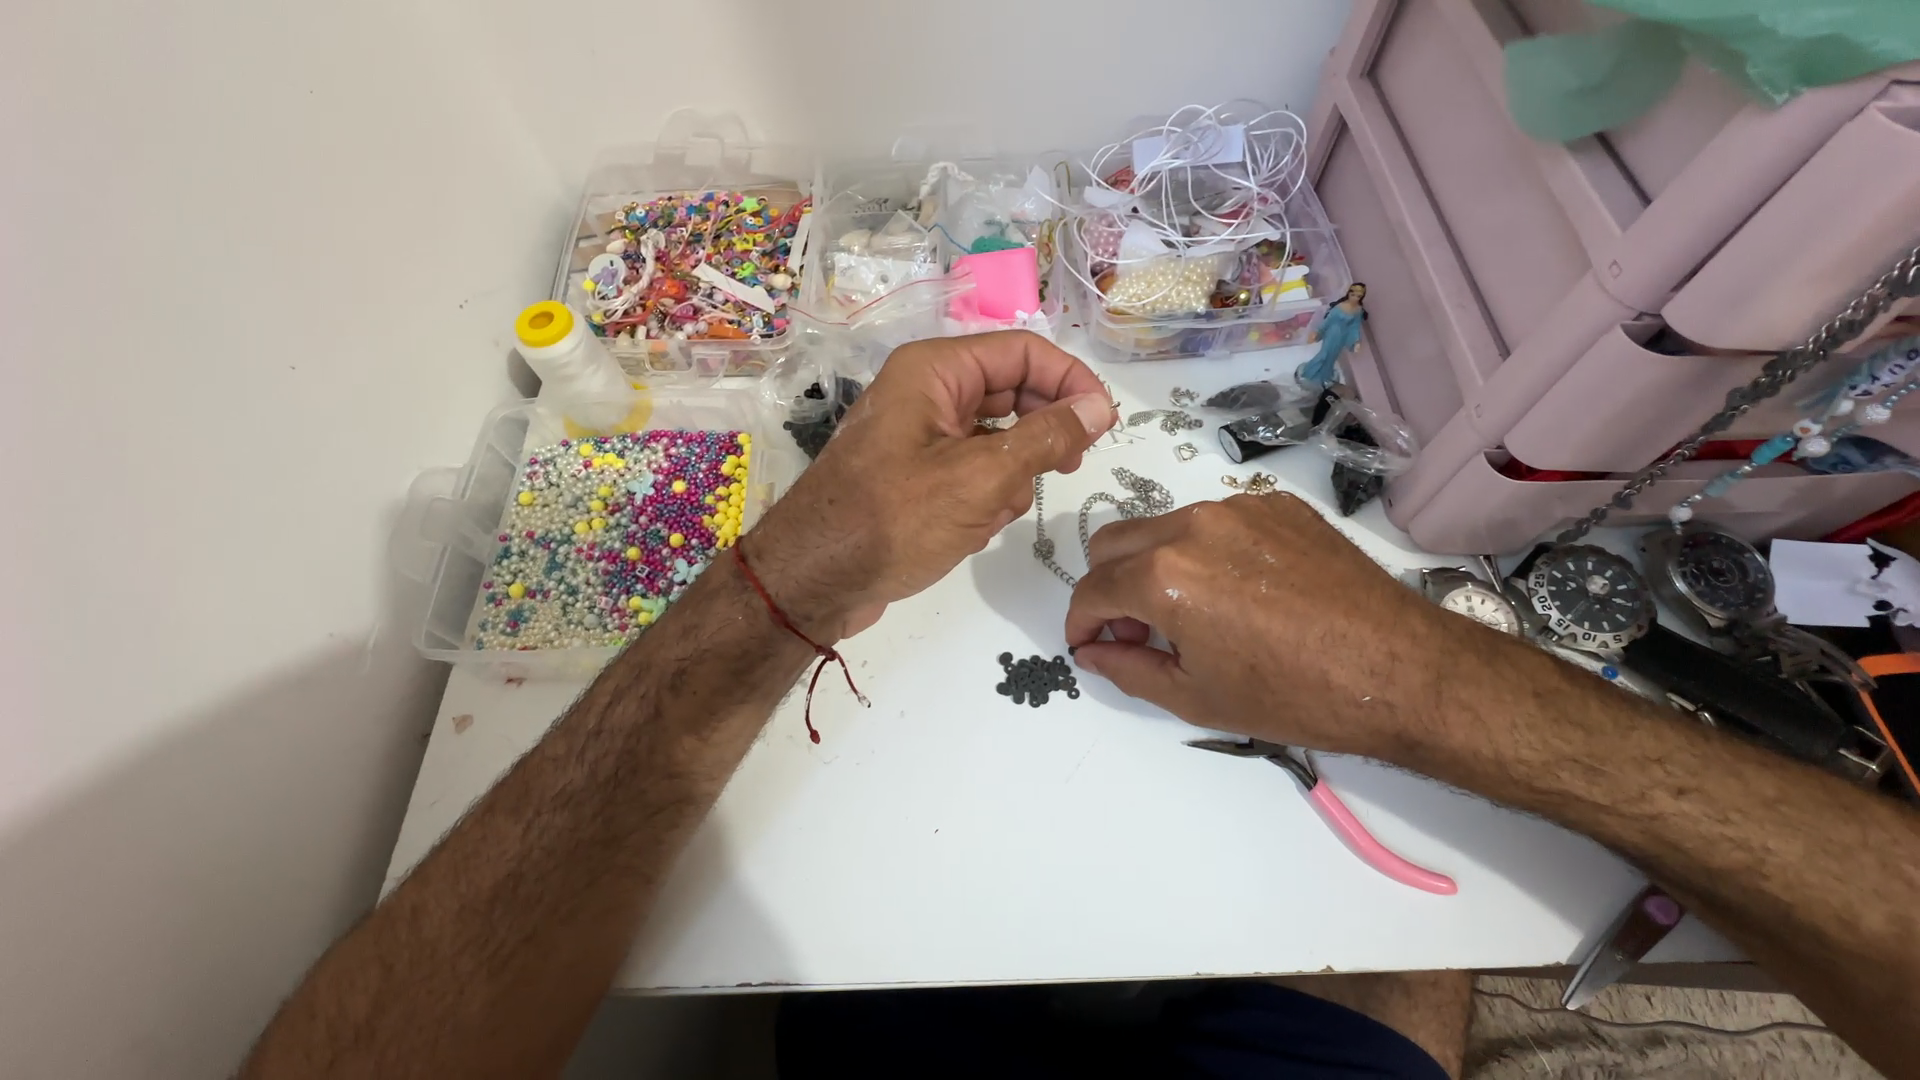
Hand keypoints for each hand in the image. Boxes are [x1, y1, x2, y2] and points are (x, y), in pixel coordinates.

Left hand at [749, 331, 1115, 640]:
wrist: (816, 580)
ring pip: (996, 434)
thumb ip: (1047, 437)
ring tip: (1004, 506)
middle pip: (1011, 390)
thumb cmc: (894, 519)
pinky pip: (972, 468)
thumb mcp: (982, 477)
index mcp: (935, 371)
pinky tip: (980, 525)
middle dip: (1044, 428)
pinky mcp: (916, 475)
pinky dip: (988, 492)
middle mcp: (926, 392)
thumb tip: (1099, 408)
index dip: (1071, 380)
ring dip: (1014, 470)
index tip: (1106, 422)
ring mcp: (919, 435)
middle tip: (1073, 465)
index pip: (1023, 351)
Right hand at [1064, 493, 1477, 757]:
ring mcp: (1238, 508)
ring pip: (1163, 527)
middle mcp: (1192, 526)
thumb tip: (1093, 651)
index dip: (1081, 623)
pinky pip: (1214, 520)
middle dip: (1107, 586)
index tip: (1089, 645)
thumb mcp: (1195, 697)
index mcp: (1164, 575)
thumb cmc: (1293, 695)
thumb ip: (1128, 669)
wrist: (1399, 668)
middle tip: (1137, 630)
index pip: (1092, 590)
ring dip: (1154, 565)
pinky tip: (1239, 591)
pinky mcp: (1276, 505)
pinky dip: (1204, 552)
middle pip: (1114, 543)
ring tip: (1192, 612)